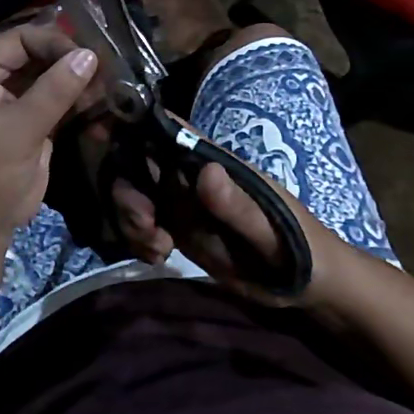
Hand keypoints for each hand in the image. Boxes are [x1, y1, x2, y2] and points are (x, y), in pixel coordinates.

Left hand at [0, 25, 98, 239]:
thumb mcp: (20, 128)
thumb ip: (54, 90)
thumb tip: (89, 55)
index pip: (20, 40)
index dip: (52, 42)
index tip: (86, 54)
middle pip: (39, 55)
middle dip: (71, 60)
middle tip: (108, 67)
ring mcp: (18, 102)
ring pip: (54, 78)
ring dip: (80, 81)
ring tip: (111, 85)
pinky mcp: (37, 123)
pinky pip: (61, 101)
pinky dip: (81, 101)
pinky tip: (104, 103)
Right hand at [112, 148, 358, 307]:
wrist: (309, 288)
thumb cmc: (300, 251)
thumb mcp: (272, 232)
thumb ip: (238, 206)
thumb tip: (205, 169)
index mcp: (217, 163)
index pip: (171, 131)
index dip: (135, 125)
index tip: (104, 136)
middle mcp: (194, 176)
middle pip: (139, 163)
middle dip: (127, 190)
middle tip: (145, 224)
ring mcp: (184, 202)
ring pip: (135, 194)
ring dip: (131, 217)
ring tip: (155, 248)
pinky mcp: (180, 228)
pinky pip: (143, 223)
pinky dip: (138, 238)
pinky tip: (156, 257)